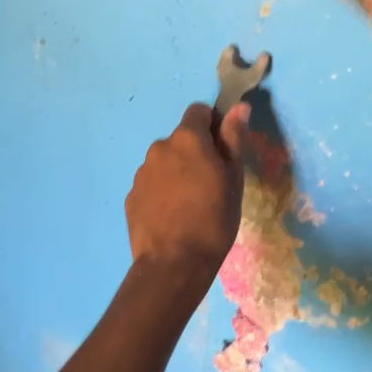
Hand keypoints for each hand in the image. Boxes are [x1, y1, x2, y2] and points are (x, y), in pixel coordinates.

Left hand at [126, 103, 249, 277]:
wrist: (173, 265)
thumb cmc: (213, 218)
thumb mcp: (233, 178)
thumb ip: (234, 138)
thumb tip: (240, 106)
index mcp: (186, 138)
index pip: (198, 111)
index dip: (213, 124)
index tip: (223, 149)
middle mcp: (159, 147)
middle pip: (181, 139)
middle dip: (195, 152)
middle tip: (211, 183)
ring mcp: (141, 173)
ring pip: (165, 162)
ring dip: (177, 173)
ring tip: (191, 205)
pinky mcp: (131, 197)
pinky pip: (151, 185)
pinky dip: (162, 193)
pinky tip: (173, 218)